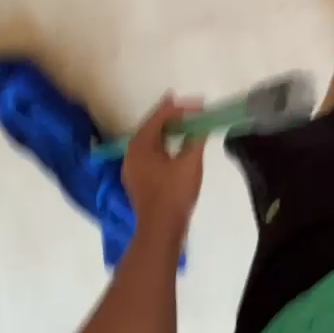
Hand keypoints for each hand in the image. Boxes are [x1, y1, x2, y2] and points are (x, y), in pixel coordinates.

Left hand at [121, 93, 205, 241]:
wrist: (160, 229)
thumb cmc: (174, 193)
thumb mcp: (190, 162)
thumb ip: (196, 139)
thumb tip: (201, 125)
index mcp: (140, 145)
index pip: (159, 117)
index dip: (179, 107)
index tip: (199, 103)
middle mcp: (131, 153)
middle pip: (152, 126)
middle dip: (172, 116)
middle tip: (192, 108)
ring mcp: (132, 167)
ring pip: (151, 140)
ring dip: (168, 130)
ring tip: (187, 123)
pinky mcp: (138, 178)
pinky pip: (151, 152)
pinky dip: (164, 144)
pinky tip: (177, 145)